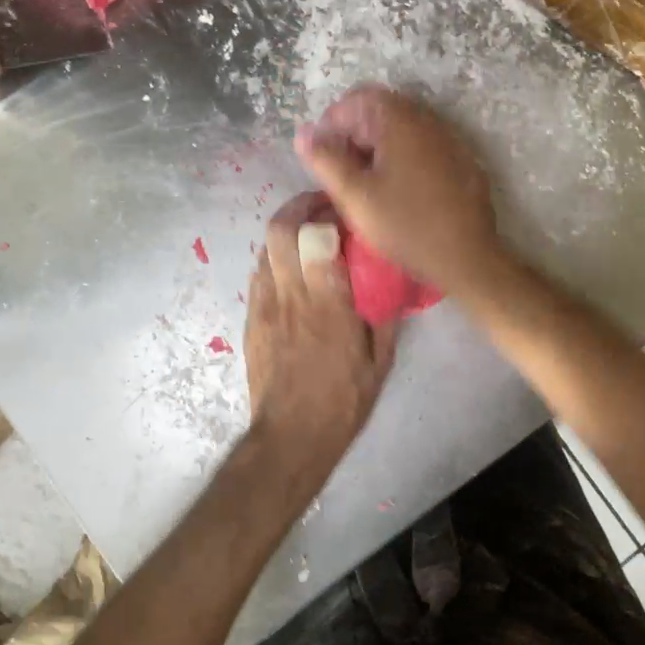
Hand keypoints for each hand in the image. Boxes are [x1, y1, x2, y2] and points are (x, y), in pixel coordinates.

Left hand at [246, 192, 398, 466]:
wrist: (291, 437)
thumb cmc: (343, 402)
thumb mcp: (380, 362)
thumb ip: (384, 315)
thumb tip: (392, 280)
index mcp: (328, 304)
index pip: (316, 237)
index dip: (326, 212)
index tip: (344, 208)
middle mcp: (291, 296)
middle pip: (279, 230)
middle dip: (298, 207)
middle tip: (321, 208)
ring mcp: (265, 306)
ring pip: (265, 247)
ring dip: (286, 232)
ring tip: (308, 236)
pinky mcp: (252, 319)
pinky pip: (259, 274)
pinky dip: (276, 259)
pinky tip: (294, 271)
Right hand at [294, 86, 501, 293]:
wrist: (467, 257)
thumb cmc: (406, 226)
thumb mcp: (355, 197)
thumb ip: (325, 161)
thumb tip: (304, 133)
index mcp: (400, 121)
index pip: (357, 99)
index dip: (331, 122)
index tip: (320, 154)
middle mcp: (428, 120)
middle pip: (382, 110)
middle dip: (354, 134)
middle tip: (339, 170)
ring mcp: (450, 140)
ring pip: (404, 129)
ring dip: (379, 146)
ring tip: (364, 182)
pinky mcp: (462, 161)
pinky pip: (424, 147)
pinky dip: (404, 158)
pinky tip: (398, 190)